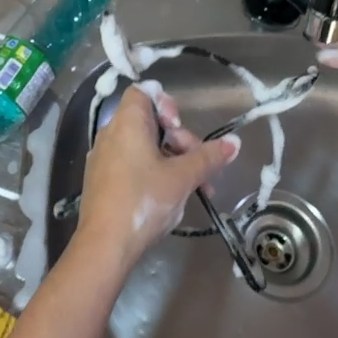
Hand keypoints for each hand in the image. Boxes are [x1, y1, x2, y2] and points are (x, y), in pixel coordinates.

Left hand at [71, 86, 239, 274]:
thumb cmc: (143, 200)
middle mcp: (111, 133)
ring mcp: (104, 157)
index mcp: (127, 122)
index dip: (166, 104)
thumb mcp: (182, 178)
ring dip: (172, 161)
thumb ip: (208, 157)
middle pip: (149, 121)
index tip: (180, 128)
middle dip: (179, 141)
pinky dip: (153, 173)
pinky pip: (132, 164)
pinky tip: (171, 198)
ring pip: (144, 147)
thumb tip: (234, 142)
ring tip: (198, 188)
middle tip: (198, 166)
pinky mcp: (102, 179)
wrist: (104, 244)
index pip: (144, 92)